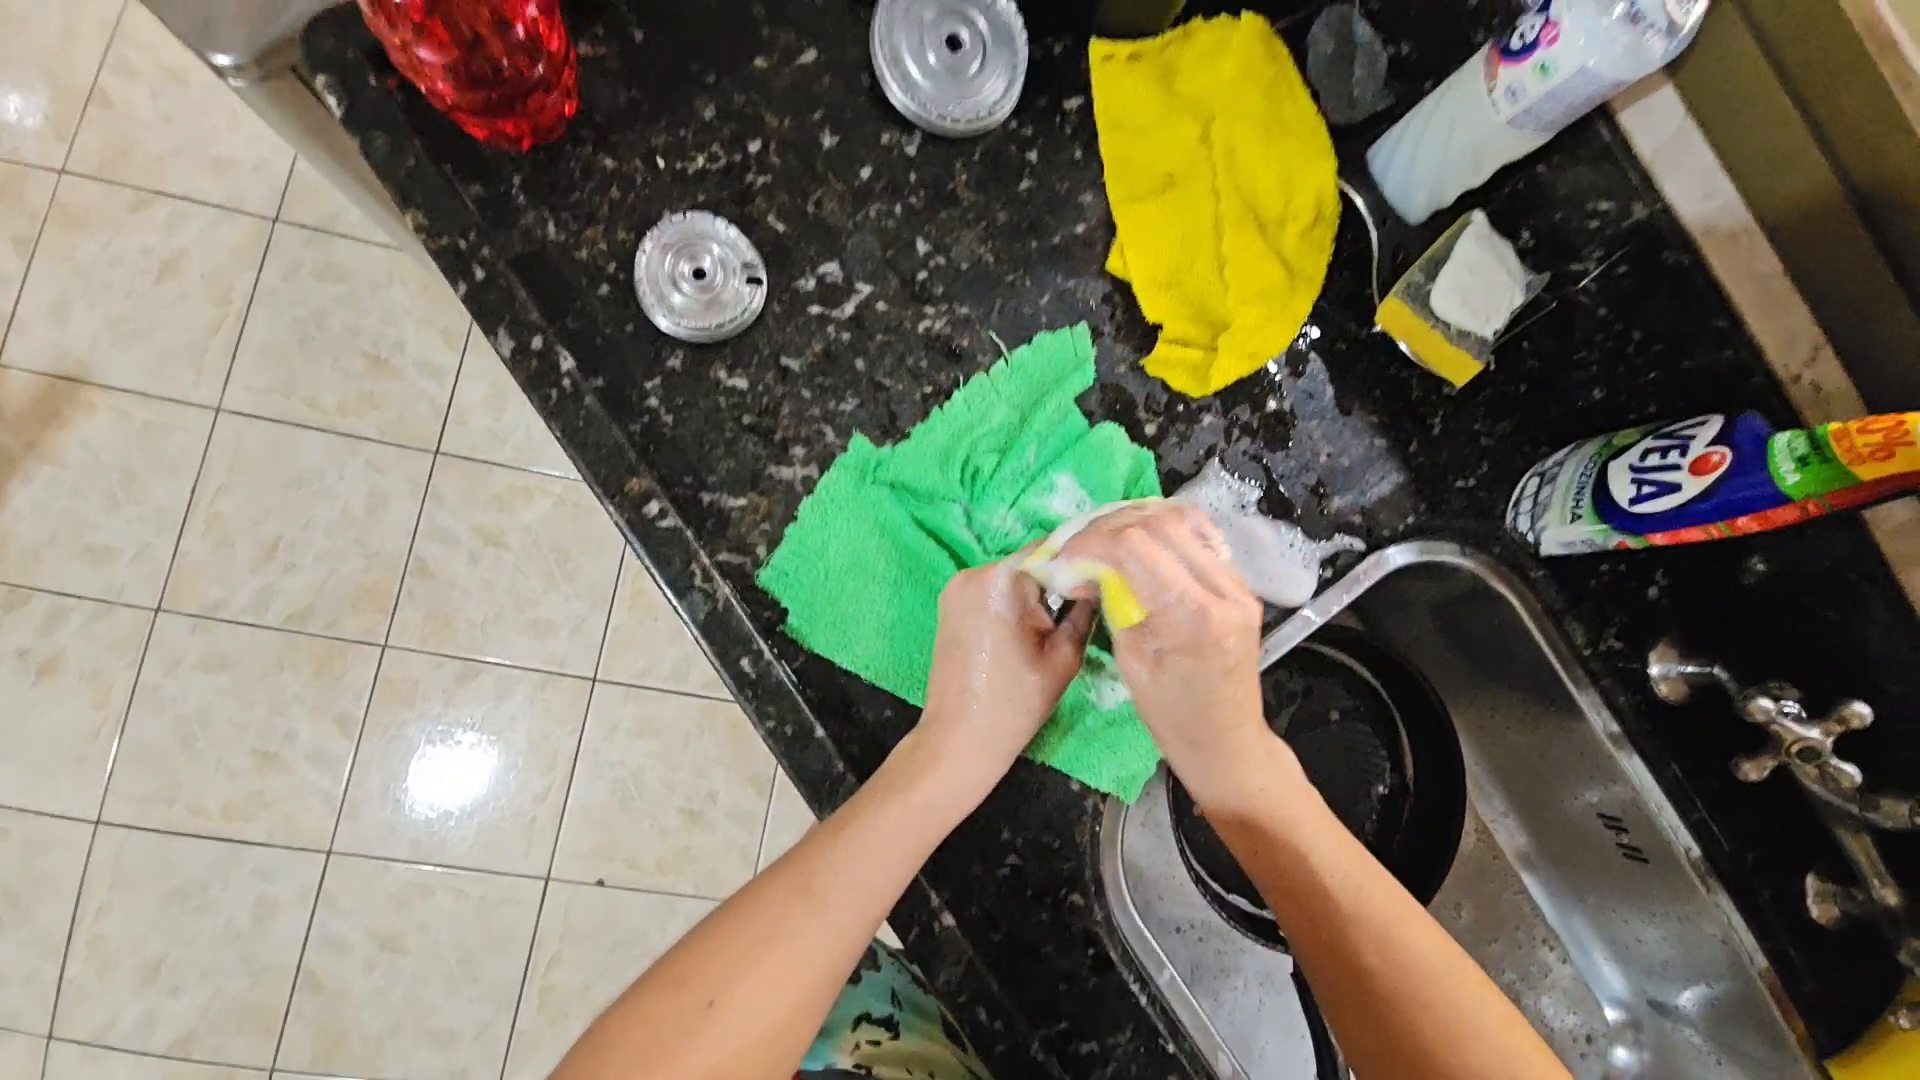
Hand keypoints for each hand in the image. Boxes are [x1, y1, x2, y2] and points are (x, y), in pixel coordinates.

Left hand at [907, 552, 1094, 805]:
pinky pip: (992, 590)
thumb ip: (1083, 611)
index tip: (1101, 582)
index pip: (1052, 550)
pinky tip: (1023, 633)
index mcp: (1001, 580)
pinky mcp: (949, 603)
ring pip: (1012, 577)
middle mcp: (973, 572)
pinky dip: (1011, 603)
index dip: (1080, 564)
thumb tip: (1100, 583)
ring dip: (1032, 594)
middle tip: (1076, 613)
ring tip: (1049, 629)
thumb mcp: (1064, 657)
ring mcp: (956, 586)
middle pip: (1030, 562)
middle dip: (1055, 582)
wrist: (959, 738)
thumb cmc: (1015, 703)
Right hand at [1050, 503, 1297, 811]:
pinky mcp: (1239, 584)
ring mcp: (1238, 584)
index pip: (1134, 547)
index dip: (1090, 544)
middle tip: (1077, 547)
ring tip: (1103, 539)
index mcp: (1193, 616)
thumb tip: (1085, 567)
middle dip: (1108, 528)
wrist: (1226, 740)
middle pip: (1159, 523)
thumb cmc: (1172, 716)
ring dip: (1135, 521)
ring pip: (1182, 519)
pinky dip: (1163, 530)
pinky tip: (1139, 541)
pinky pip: (1199, 536)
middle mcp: (1224, 590)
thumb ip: (1114, 602)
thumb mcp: (1130, 660)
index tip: (1064, 558)